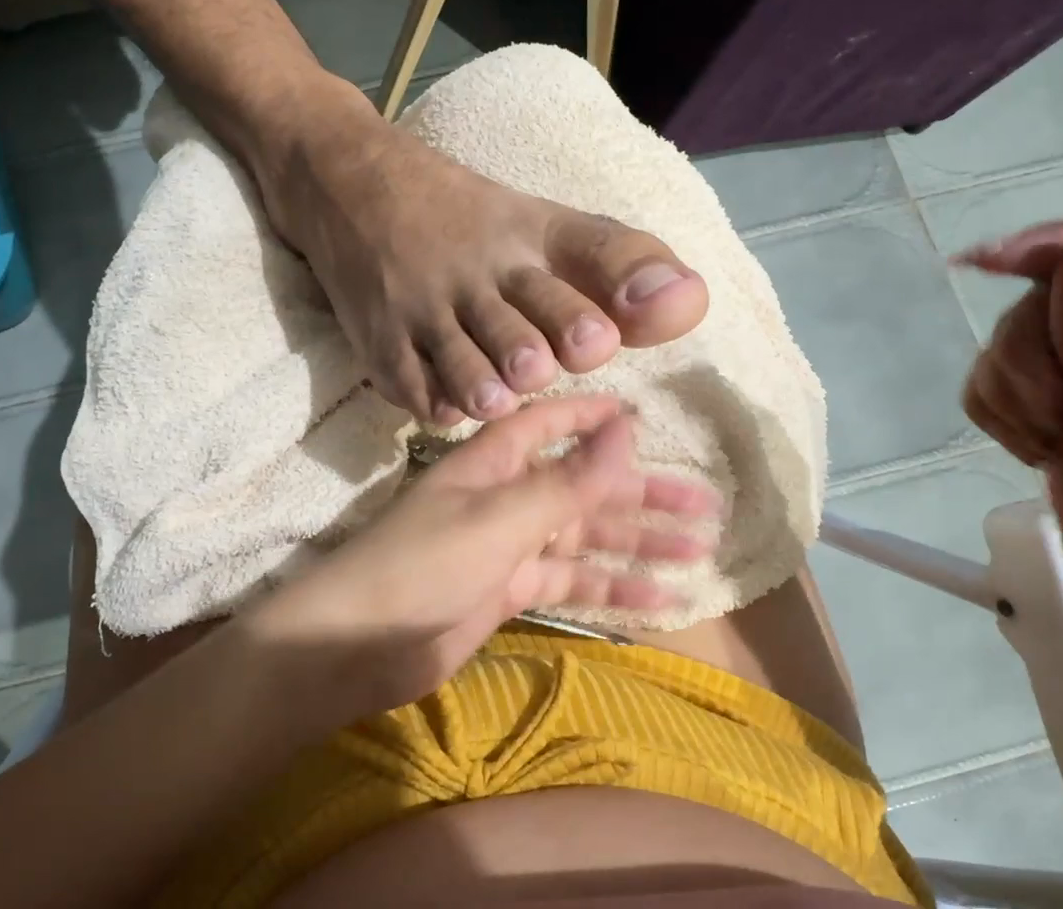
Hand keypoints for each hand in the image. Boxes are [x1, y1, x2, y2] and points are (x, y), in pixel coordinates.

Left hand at [237, 394, 716, 721]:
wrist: (355, 645)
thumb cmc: (421, 566)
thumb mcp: (498, 520)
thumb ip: (564, 481)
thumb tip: (624, 427)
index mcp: (490, 465)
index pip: (547, 425)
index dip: (592, 418)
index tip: (648, 418)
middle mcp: (500, 499)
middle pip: (579, 487)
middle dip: (639, 494)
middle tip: (707, 505)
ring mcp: (503, 549)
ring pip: (581, 539)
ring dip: (635, 543)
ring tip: (699, 551)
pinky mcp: (504, 595)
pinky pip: (566, 585)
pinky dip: (608, 591)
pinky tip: (655, 602)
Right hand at [251, 76, 707, 424]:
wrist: (348, 184)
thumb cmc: (458, 214)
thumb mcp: (538, 223)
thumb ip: (615, 264)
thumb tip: (691, 303)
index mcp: (532, 234)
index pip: (594, 253)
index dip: (622, 285)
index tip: (623, 323)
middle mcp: (480, 270)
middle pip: (524, 329)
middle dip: (539, 353)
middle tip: (542, 367)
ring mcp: (423, 307)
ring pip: (465, 366)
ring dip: (486, 389)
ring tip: (499, 402)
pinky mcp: (379, 338)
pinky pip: (410, 386)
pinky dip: (435, 406)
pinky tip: (452, 412)